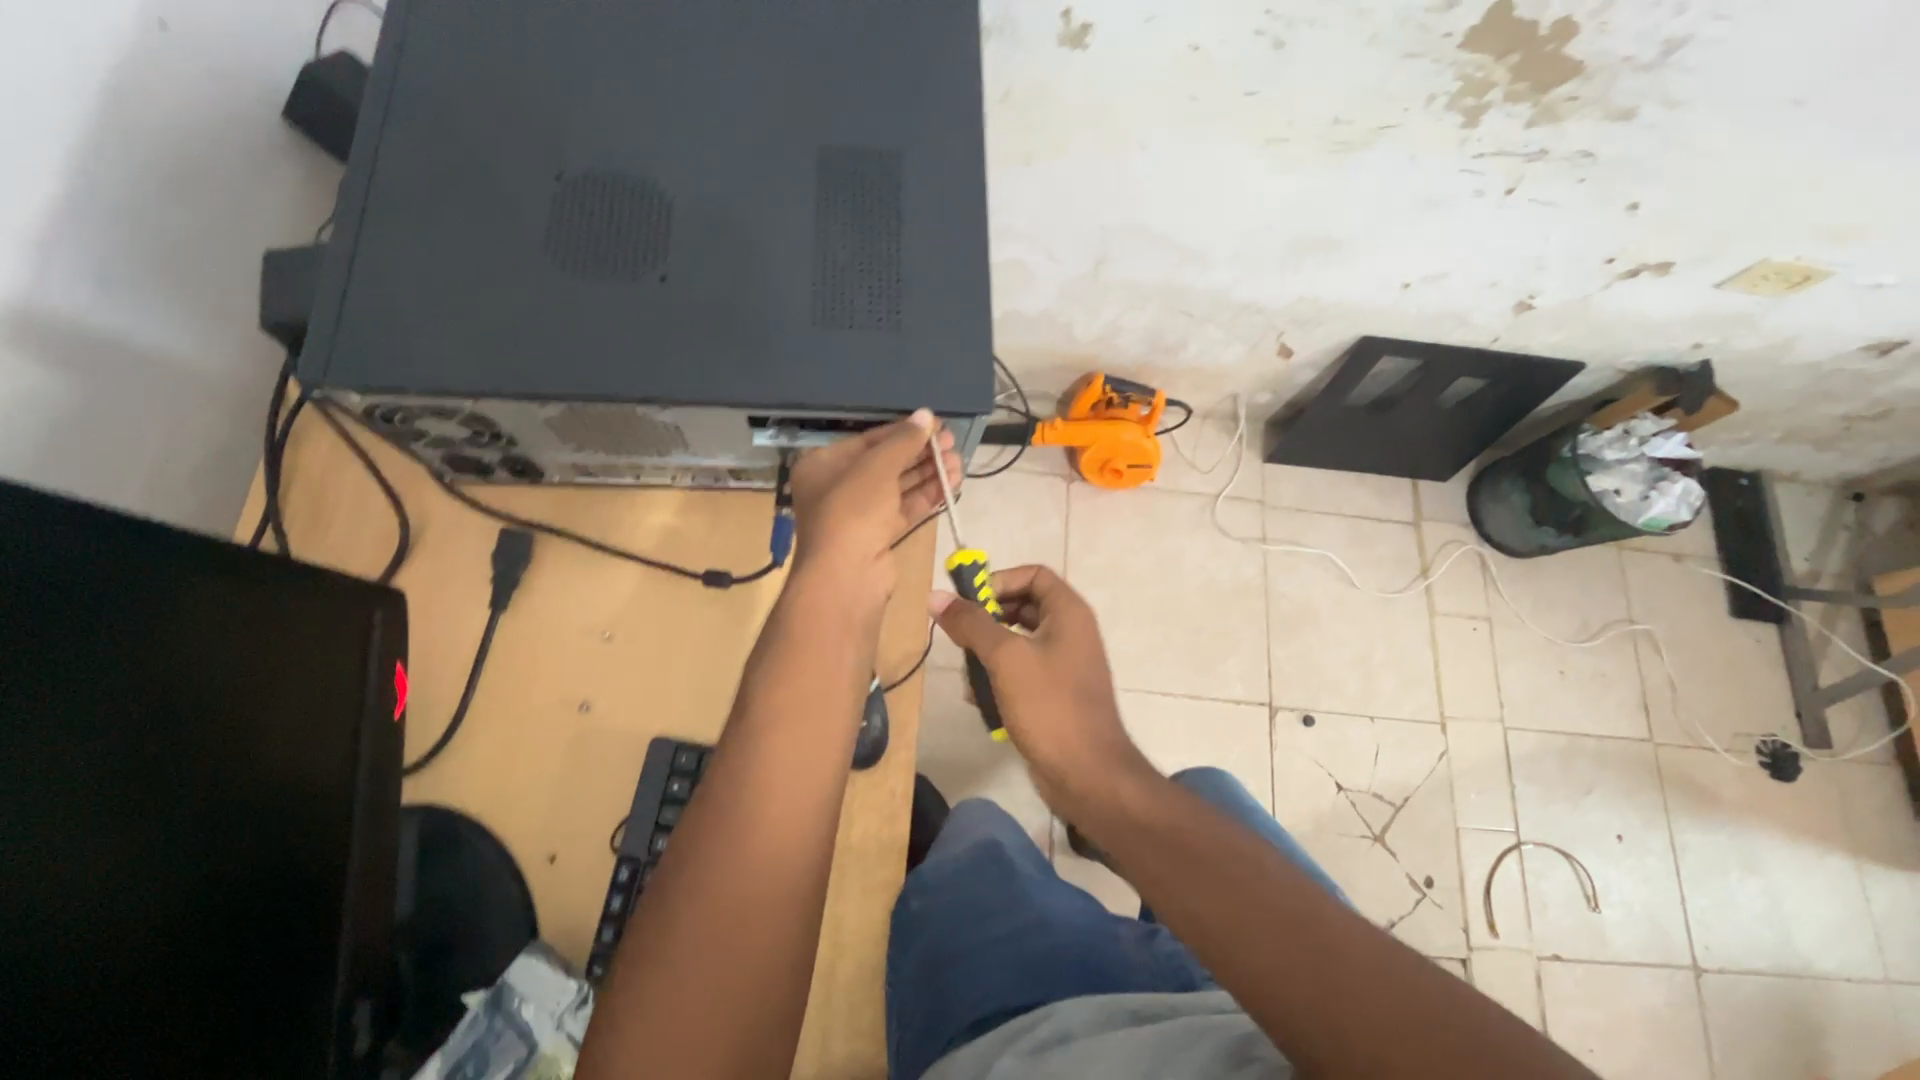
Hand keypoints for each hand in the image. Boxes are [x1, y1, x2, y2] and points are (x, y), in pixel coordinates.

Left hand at [788, 409, 959, 609]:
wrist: (846, 575)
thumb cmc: (853, 509)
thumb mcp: (877, 466)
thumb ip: (904, 440)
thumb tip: (927, 415)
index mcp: (824, 464)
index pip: (869, 440)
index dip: (904, 431)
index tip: (935, 425)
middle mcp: (838, 487)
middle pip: (886, 463)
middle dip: (921, 453)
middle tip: (951, 443)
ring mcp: (859, 514)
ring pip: (898, 487)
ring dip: (929, 473)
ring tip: (958, 461)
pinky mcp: (878, 536)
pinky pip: (905, 509)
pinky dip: (927, 496)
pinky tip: (952, 484)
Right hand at [929, 566, 1150, 810]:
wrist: (1087, 774)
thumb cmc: (1050, 706)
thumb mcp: (1005, 658)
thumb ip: (971, 624)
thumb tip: (936, 596)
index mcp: (1068, 613)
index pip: (1033, 574)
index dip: (999, 581)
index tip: (969, 605)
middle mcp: (1070, 632)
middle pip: (1021, 608)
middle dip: (986, 623)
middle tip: (960, 640)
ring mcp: (1064, 666)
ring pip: (1015, 644)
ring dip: (987, 656)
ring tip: (969, 678)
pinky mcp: (1054, 696)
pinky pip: (1020, 674)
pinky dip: (998, 681)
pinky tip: (980, 702)